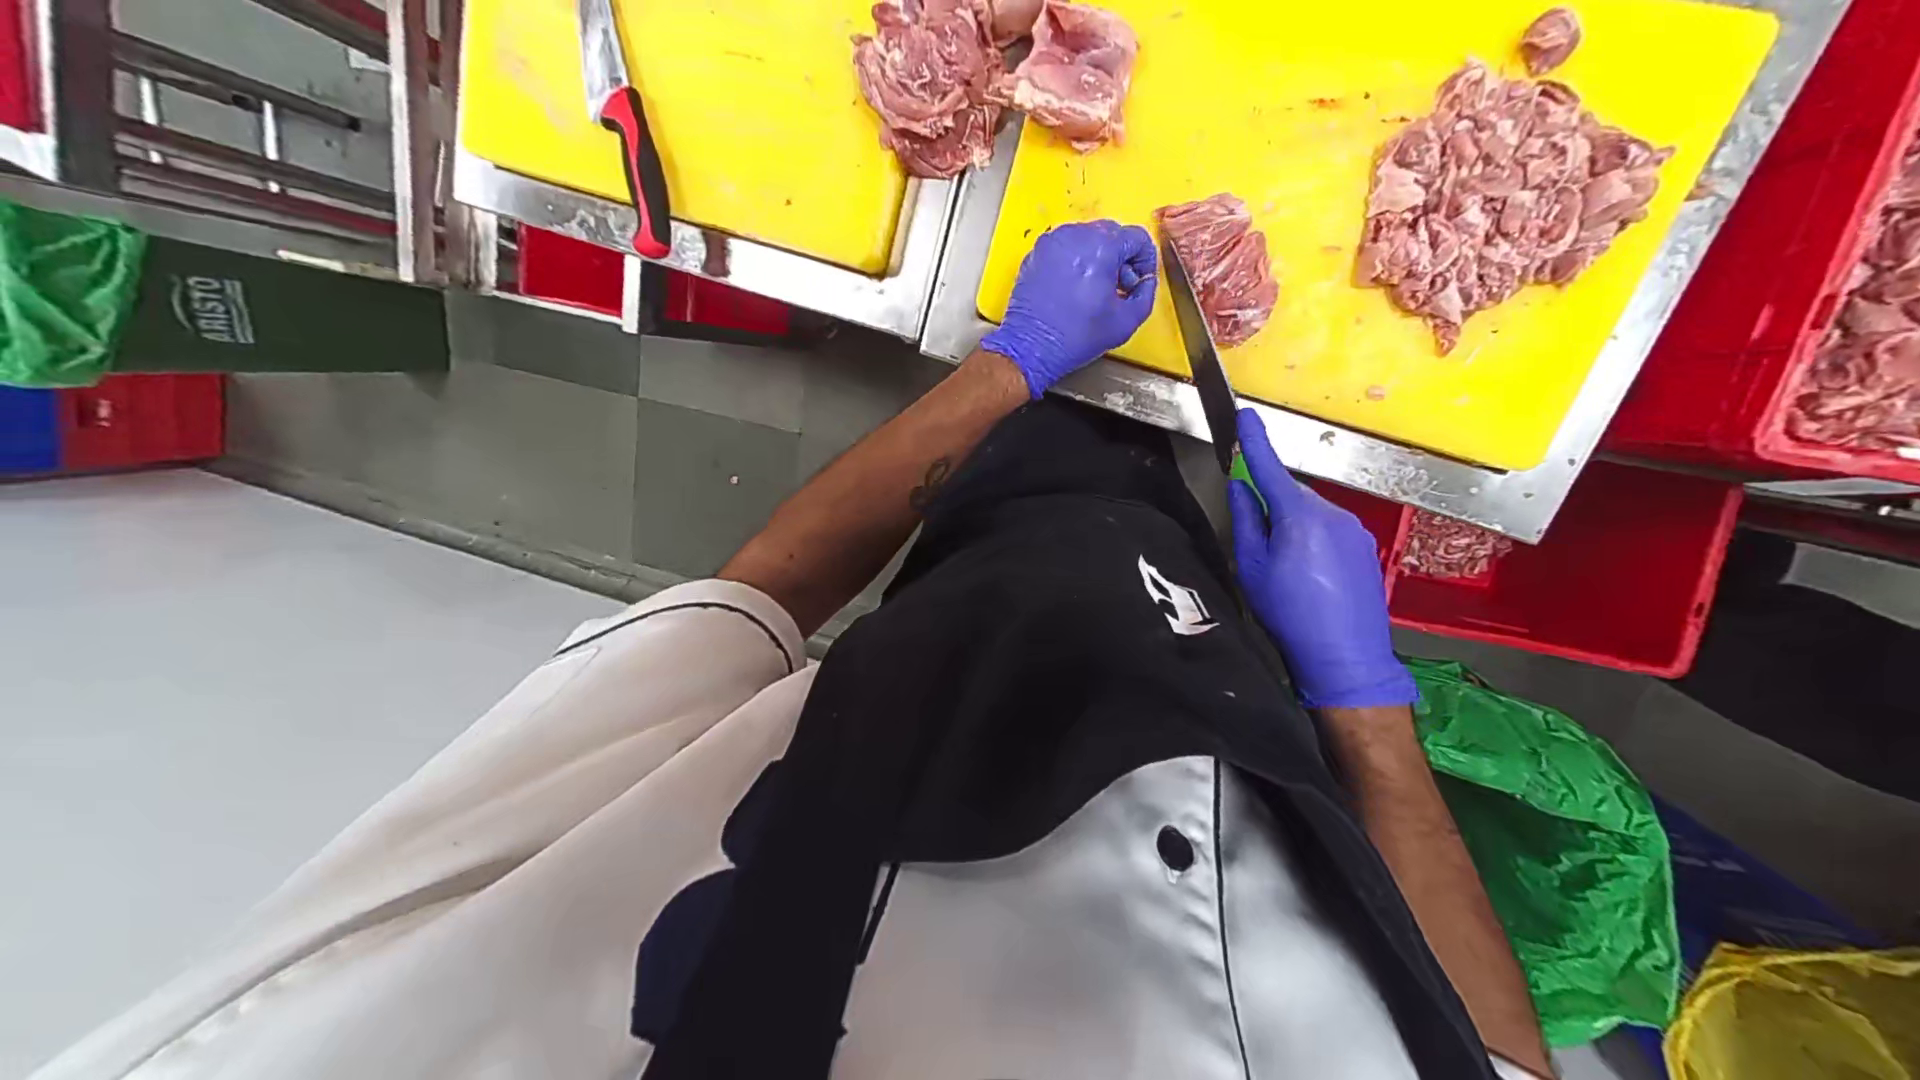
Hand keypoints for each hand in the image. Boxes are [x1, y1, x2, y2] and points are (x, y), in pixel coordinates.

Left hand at [980, 220, 1157, 397]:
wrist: (1031, 348)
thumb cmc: (1074, 336)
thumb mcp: (1126, 322)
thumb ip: (1146, 295)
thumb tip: (1145, 282)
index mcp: (1101, 247)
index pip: (1137, 238)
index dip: (1145, 261)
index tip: (1139, 280)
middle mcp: (1076, 235)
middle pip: (1112, 235)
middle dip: (1121, 259)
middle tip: (1119, 288)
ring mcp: (1052, 243)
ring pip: (1087, 239)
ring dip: (1098, 259)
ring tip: (1095, 291)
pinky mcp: (1036, 254)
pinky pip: (1065, 249)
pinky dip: (1075, 262)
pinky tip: (1074, 289)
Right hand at [1227, 408, 1415, 708]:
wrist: (1347, 656)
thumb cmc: (1289, 613)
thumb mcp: (1252, 567)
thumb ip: (1245, 521)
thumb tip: (1241, 488)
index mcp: (1299, 516)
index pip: (1270, 468)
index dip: (1254, 441)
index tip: (1246, 415)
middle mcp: (1333, 513)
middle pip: (1291, 494)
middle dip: (1271, 505)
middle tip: (1256, 543)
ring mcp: (1355, 530)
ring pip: (1311, 512)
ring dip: (1292, 525)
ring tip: (1283, 568)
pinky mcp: (1366, 548)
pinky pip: (1330, 529)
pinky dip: (1312, 539)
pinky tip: (1307, 573)